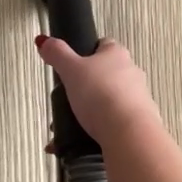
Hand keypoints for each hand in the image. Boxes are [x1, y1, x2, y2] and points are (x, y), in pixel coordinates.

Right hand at [35, 36, 165, 145]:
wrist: (129, 133)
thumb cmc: (99, 94)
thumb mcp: (71, 70)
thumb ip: (57, 54)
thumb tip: (43, 41)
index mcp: (117, 54)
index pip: (102, 45)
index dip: (85, 53)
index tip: (71, 65)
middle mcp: (131, 72)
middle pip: (104, 74)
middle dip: (85, 87)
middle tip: (66, 99)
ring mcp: (138, 97)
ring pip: (107, 100)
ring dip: (90, 111)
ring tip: (68, 126)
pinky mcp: (138, 121)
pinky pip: (113, 121)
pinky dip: (98, 129)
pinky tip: (80, 140)